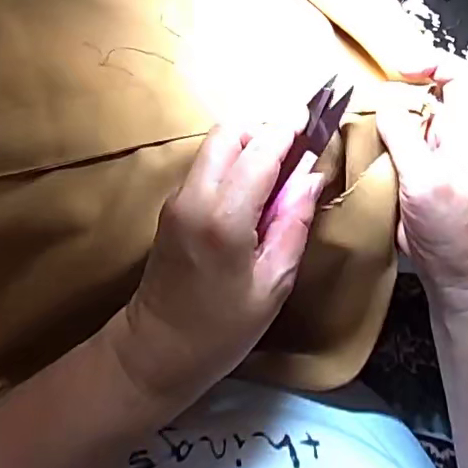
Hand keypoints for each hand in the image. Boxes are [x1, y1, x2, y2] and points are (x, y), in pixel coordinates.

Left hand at [108, 124, 323, 408]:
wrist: (155, 351)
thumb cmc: (221, 330)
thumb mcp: (272, 283)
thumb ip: (294, 223)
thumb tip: (311, 177)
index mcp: (223, 218)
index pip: (259, 151)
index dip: (288, 129)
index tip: (312, 116)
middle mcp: (195, 196)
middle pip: (229, 132)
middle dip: (265, 129)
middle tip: (296, 148)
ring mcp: (178, 197)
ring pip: (216, 144)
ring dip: (249, 142)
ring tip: (281, 169)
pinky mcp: (173, 204)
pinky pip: (209, 164)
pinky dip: (235, 160)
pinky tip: (256, 188)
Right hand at [376, 56, 467, 304]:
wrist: (451, 268)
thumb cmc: (450, 227)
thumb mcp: (422, 177)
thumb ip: (402, 135)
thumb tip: (384, 104)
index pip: (459, 74)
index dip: (430, 62)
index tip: (398, 68)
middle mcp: (460, 132)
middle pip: (436, 87)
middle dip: (404, 83)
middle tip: (376, 87)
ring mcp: (442, 147)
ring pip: (418, 109)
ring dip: (394, 106)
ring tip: (369, 109)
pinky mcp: (425, 161)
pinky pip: (406, 132)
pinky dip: (388, 127)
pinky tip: (370, 134)